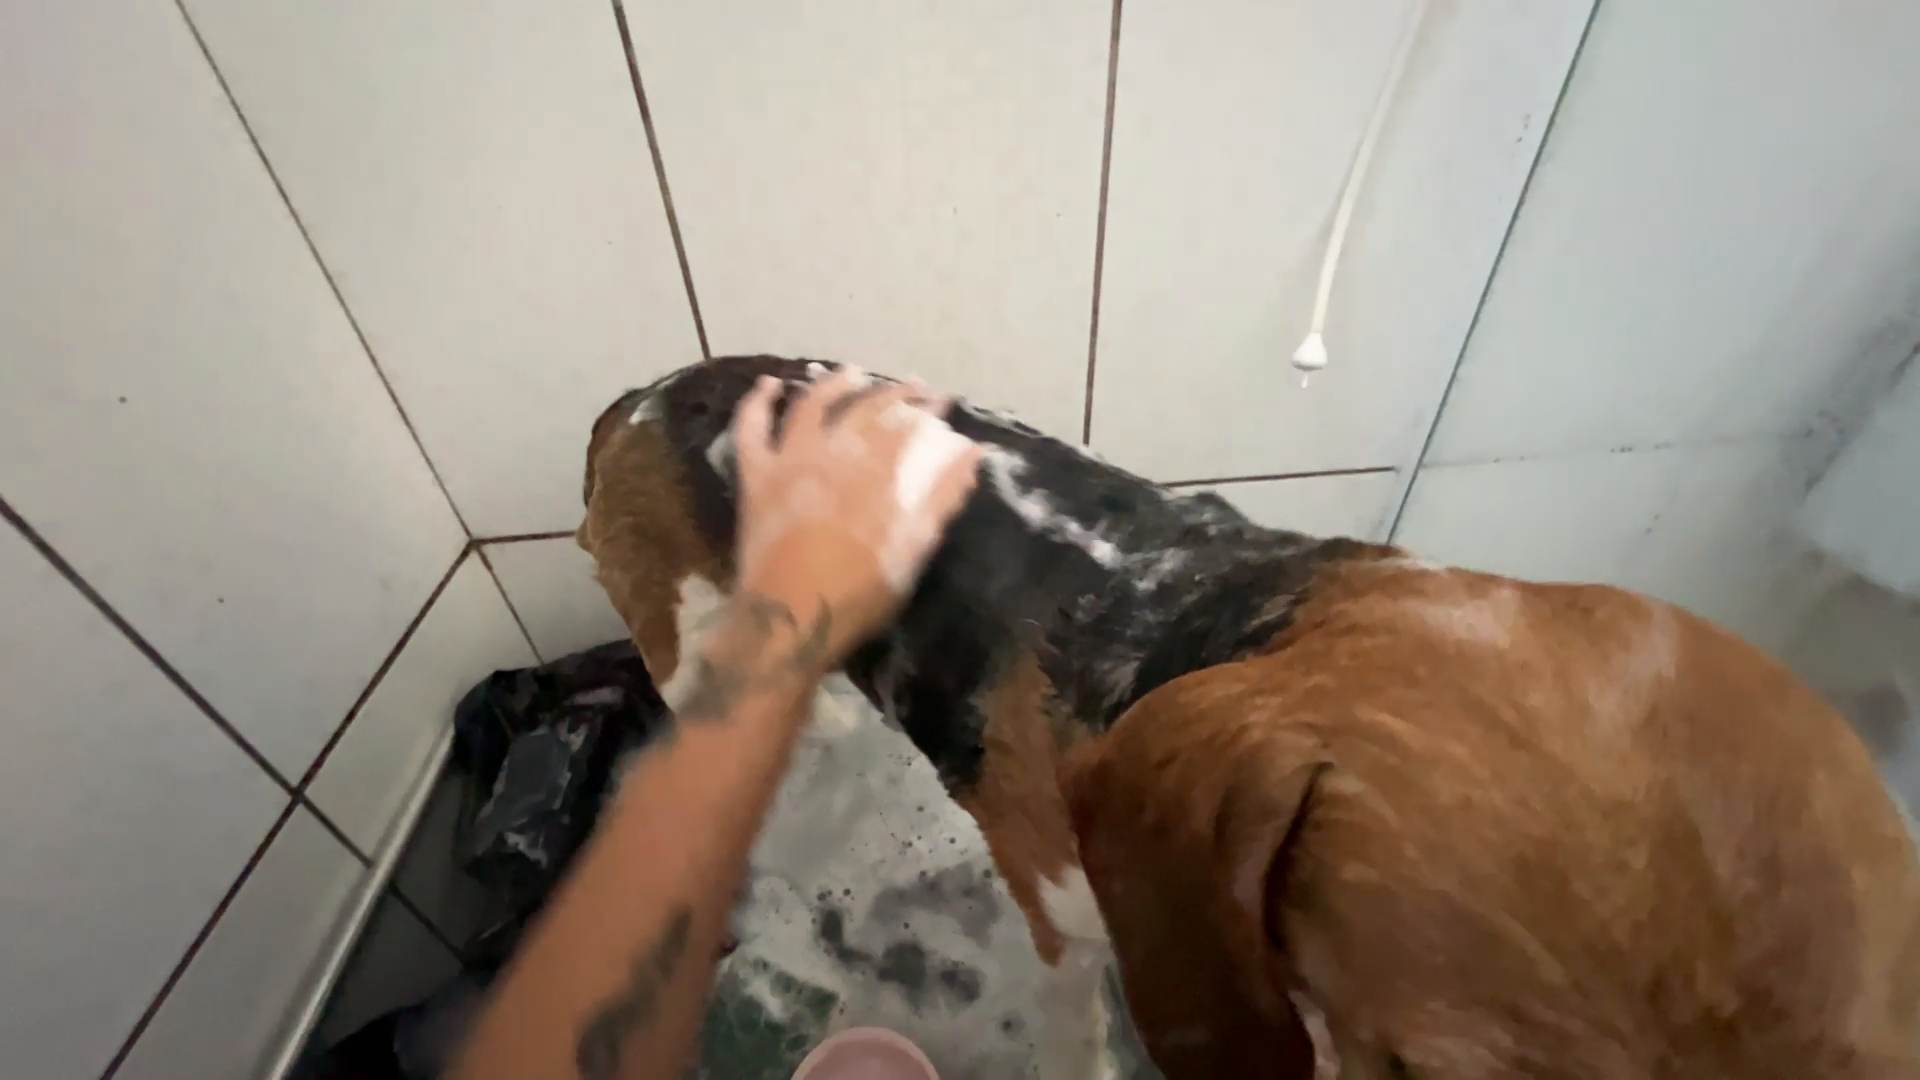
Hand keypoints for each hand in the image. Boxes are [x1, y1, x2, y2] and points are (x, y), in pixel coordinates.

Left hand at [729, 367, 983, 667]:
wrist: (788, 620)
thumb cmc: (857, 594)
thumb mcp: (912, 552)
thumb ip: (941, 500)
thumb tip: (972, 455)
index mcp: (873, 474)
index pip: (906, 426)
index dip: (926, 408)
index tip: (942, 401)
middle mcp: (832, 455)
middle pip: (865, 409)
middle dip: (894, 393)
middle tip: (914, 387)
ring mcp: (789, 462)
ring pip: (811, 406)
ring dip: (834, 384)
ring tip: (852, 372)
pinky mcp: (757, 478)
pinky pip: (751, 430)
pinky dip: (758, 403)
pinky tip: (769, 385)